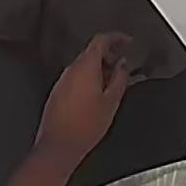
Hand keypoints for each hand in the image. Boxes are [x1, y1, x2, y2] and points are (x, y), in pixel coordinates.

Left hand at [34, 33, 132, 167]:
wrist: (58, 147)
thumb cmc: (85, 127)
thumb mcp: (112, 101)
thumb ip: (120, 77)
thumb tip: (123, 64)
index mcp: (86, 67)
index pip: (101, 40)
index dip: (117, 38)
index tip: (127, 42)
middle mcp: (71, 70)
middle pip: (92, 52)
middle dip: (110, 56)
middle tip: (123, 66)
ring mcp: (62, 80)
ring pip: (84, 65)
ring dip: (99, 69)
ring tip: (112, 84)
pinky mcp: (57, 92)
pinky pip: (75, 77)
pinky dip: (88, 79)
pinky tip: (97, 95)